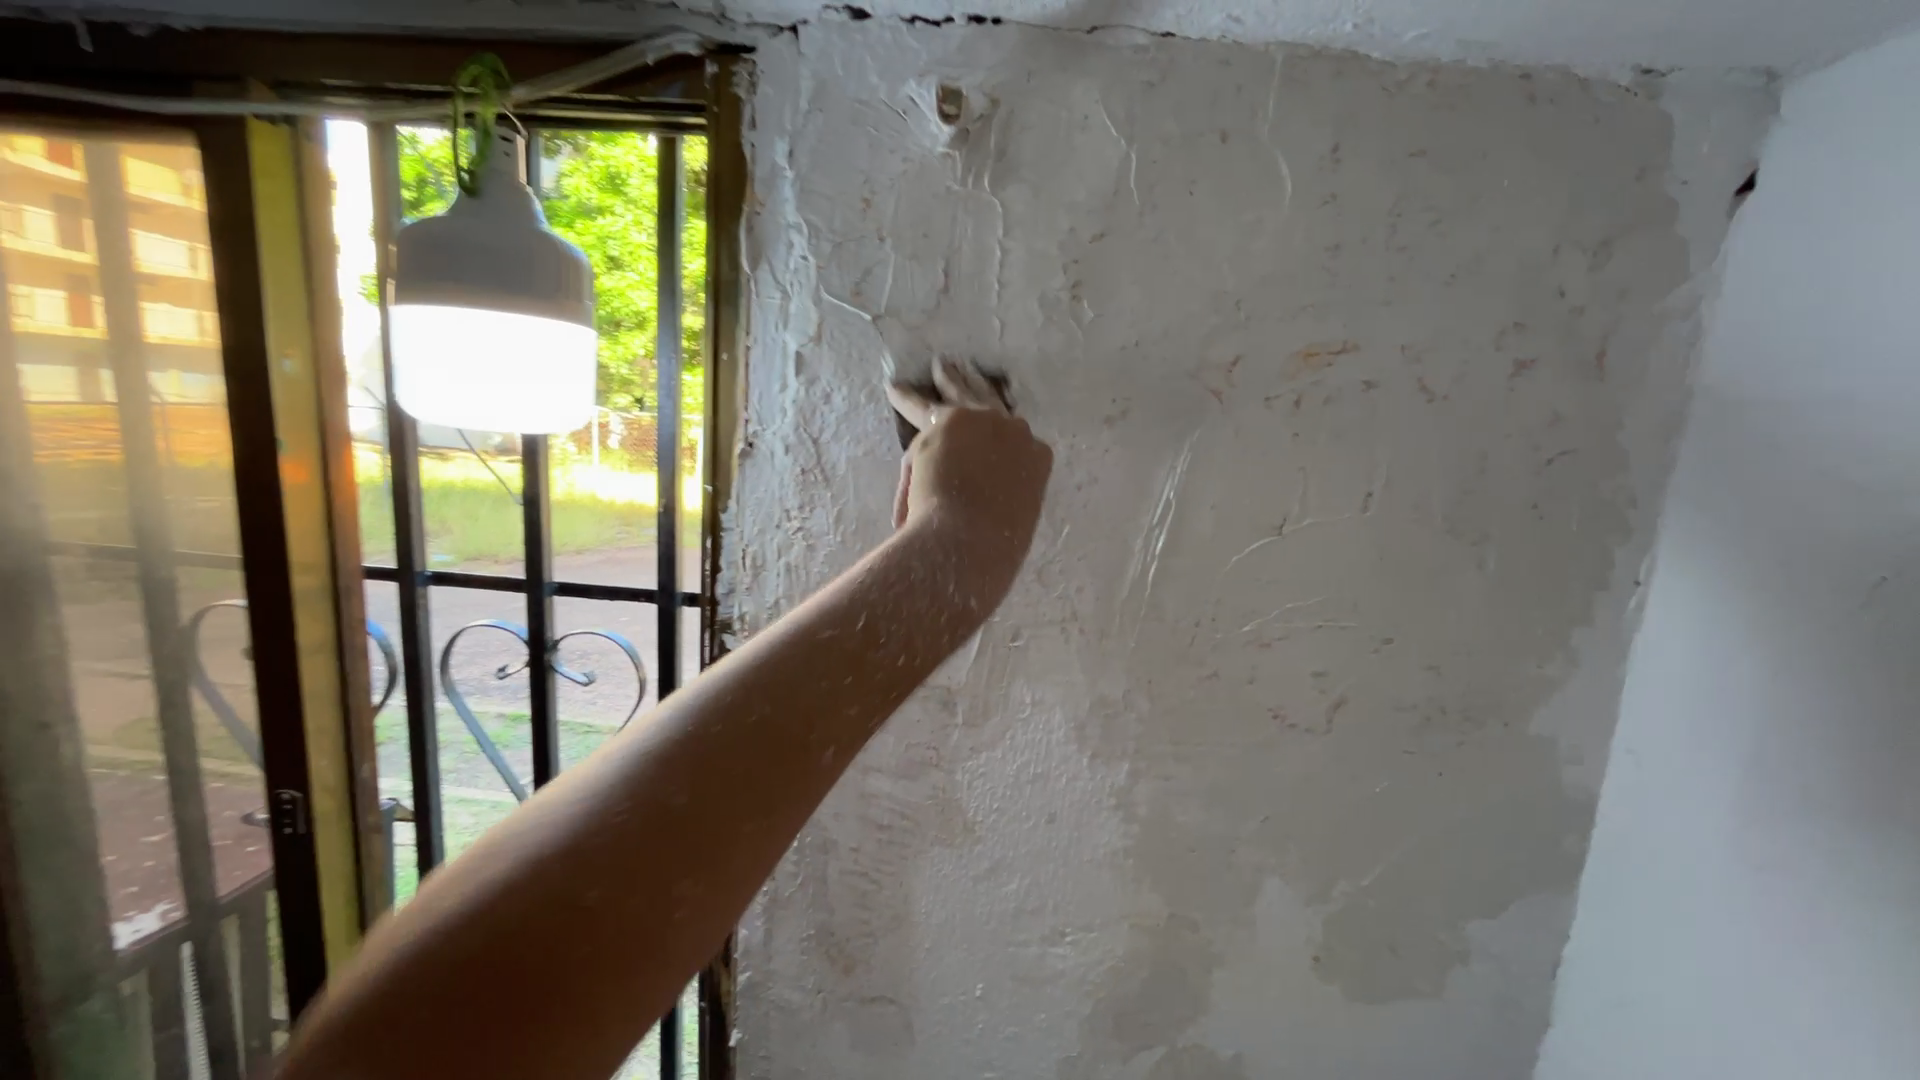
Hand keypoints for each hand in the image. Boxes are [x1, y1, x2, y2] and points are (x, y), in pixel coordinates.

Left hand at [887, 358, 1052, 597]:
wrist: (973, 541)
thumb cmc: (995, 544)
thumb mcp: (1012, 518)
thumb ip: (999, 497)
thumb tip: (973, 502)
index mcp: (1036, 459)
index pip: (1018, 440)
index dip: (1000, 440)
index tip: (991, 442)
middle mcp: (1016, 432)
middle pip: (994, 403)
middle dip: (979, 388)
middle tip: (968, 373)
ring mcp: (985, 421)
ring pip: (963, 394)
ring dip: (950, 379)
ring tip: (939, 366)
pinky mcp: (951, 420)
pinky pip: (921, 407)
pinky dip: (906, 398)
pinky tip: (894, 389)